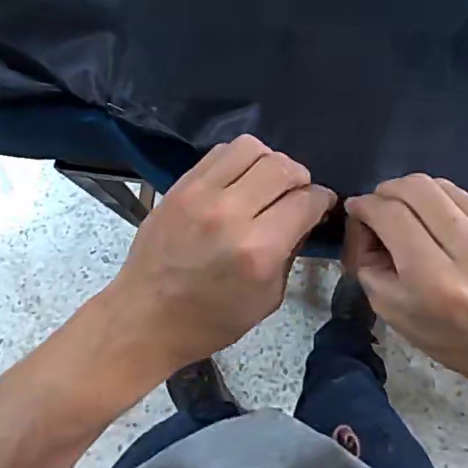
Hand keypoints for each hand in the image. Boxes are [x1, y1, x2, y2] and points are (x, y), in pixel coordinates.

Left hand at [101, 135, 335, 376]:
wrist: (145, 315)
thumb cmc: (210, 319)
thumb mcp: (267, 298)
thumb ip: (289, 251)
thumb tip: (304, 216)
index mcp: (258, 251)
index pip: (305, 201)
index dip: (322, 199)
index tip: (322, 204)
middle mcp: (230, 214)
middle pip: (282, 167)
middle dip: (300, 178)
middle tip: (296, 193)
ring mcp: (200, 195)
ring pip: (250, 147)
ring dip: (269, 161)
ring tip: (266, 181)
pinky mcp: (180, 186)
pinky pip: (218, 152)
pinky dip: (237, 160)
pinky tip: (238, 180)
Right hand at [344, 174, 467, 400]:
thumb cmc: (453, 339)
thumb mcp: (393, 312)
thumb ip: (369, 261)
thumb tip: (364, 216)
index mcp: (438, 283)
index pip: (391, 215)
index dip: (365, 205)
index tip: (356, 208)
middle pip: (415, 187)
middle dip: (387, 190)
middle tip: (381, 208)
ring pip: (440, 185)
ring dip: (417, 196)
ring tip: (415, 220)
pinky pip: (465, 195)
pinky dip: (446, 207)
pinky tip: (450, 231)